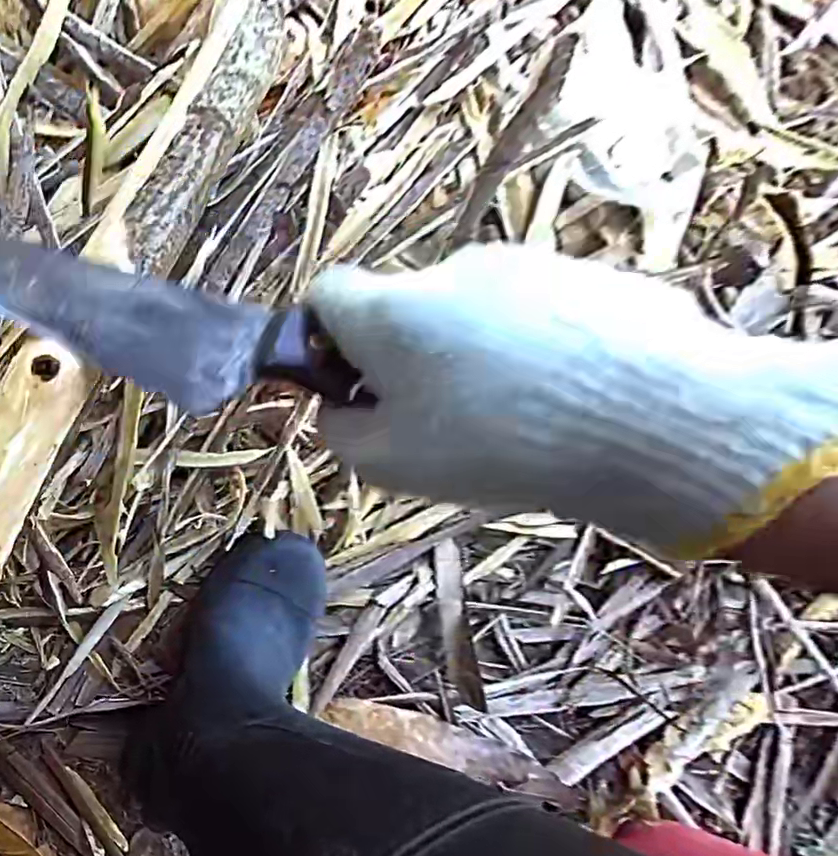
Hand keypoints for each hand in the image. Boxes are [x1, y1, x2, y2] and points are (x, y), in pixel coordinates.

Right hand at [309, 244, 837, 556]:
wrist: (668, 426)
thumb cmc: (489, 446)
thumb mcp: (377, 459)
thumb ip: (337, 424)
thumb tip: (343, 403)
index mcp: (386, 311)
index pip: (323, 292)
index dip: (317, 333)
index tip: (340, 377)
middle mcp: (449, 272)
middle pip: (396, 306)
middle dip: (393, 350)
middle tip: (419, 408)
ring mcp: (527, 266)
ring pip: (460, 309)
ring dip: (456, 349)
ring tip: (496, 408)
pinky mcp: (592, 275)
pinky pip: (525, 311)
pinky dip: (519, 345)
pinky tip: (550, 393)